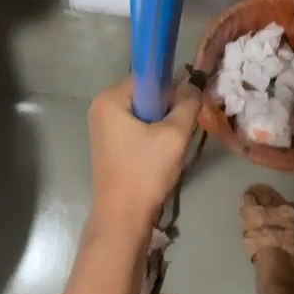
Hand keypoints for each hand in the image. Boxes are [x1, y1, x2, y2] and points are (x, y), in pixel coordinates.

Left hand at [87, 77, 199, 225]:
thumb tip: (193, 83)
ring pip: (141, 114)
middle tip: (181, 129)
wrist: (123, 216)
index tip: (187, 104)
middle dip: (166, 108)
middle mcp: (100, 108)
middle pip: (144, 95)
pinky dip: (149, 136)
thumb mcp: (173, 135)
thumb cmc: (145, 171)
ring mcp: (101, 127)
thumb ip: (187, 104)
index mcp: (109, 98)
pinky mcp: (107, 145)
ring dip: (160, 125)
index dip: (170, 87)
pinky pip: (134, 129)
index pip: (147, 77)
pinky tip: (160, 154)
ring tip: (171, 144)